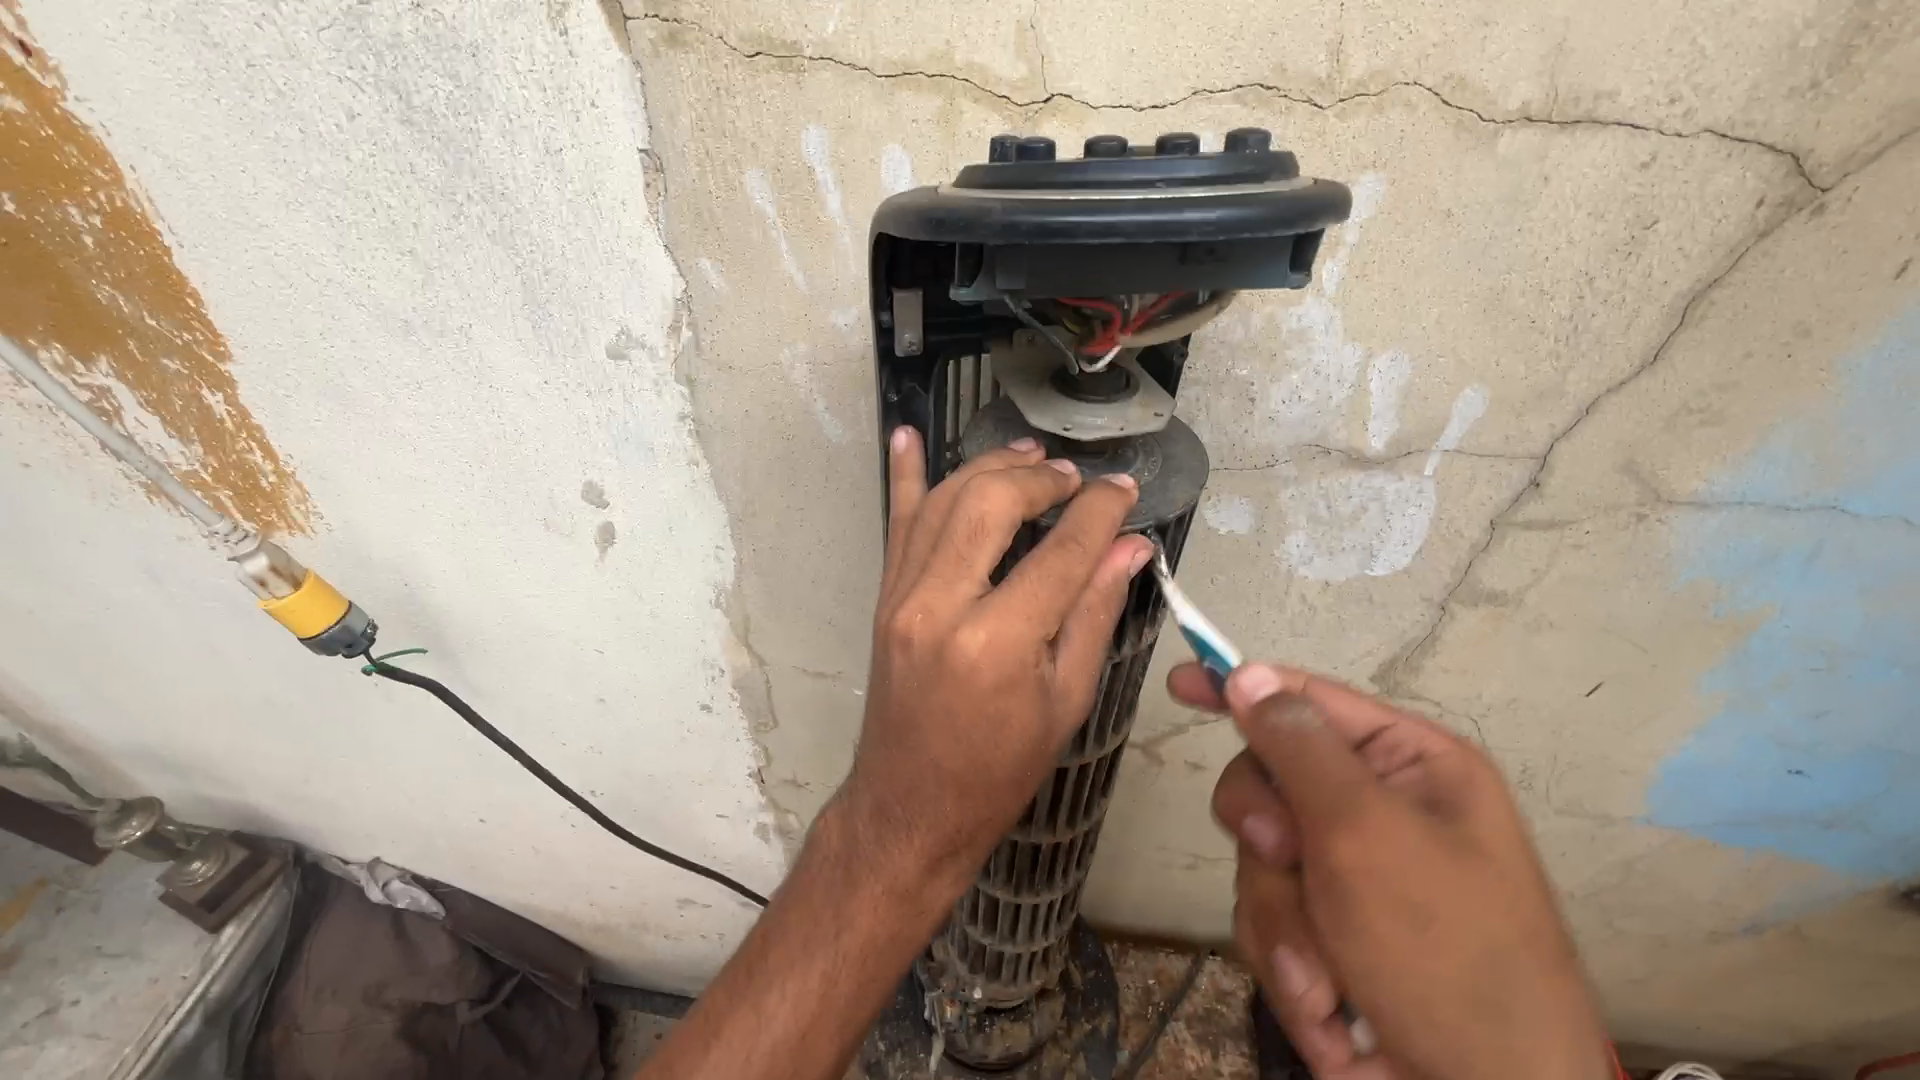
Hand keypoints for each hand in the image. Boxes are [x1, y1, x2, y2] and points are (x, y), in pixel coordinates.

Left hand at [841, 426, 1153, 889]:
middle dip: (1042, 479)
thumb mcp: (1067, 700)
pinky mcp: (884, 598)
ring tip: (1029, 457)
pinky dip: (904, 477)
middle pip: (992, 504)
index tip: (1124, 490)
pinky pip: (896, 525)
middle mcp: (941, 605)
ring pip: (945, 502)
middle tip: (1075, 480)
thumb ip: (1094, 613)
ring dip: (990, 468)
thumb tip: (1130, 547)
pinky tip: (906, 435)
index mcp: (999, 642)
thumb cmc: (999, 768)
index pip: (1061, 551)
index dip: (1100, 512)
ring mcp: (902, 597)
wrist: (911, 805)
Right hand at [1171, 662, 1611, 1079]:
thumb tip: (1248, 673)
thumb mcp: (1366, 834)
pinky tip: (1330, 1005)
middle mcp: (1377, 812)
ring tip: (1326, 974)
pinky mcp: (1324, 933)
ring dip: (1282, 918)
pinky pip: (1265, 916)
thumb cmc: (1445, 953)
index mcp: (1410, 768)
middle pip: (1267, 781)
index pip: (1307, 703)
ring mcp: (1348, 876)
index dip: (1241, 689)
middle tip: (1284, 856)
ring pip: (1257, 858)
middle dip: (1266, 833)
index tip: (1179, 683)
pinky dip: (1287, 959)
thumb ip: (1298, 748)